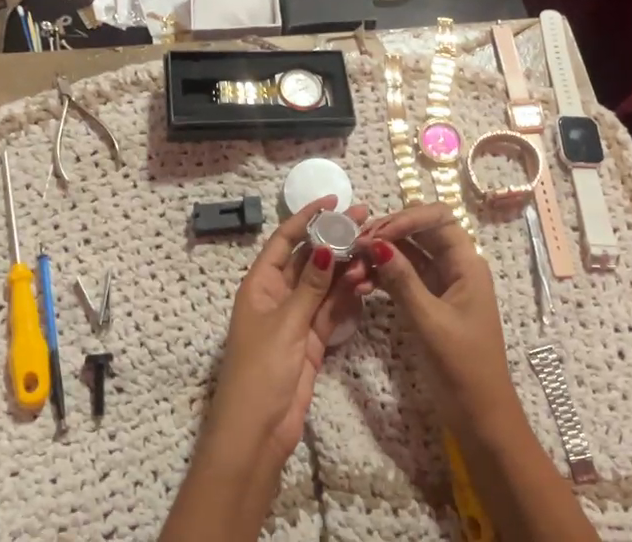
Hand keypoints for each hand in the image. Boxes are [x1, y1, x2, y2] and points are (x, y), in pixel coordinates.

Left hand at [206, 197, 369, 458]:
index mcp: (259, 284)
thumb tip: (324, 247)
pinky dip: (347, 296)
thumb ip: (310, 287)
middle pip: (308, 258)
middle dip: (334, 239)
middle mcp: (277, 295)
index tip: (333, 200)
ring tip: (373, 249)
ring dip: (345, 267)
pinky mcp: (312, 340)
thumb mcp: (285, 324)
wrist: (258, 431)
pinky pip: (331, 309)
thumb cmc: (260, 371)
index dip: (306, 218)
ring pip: (324, 283)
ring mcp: (296, 317)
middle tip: (366, 220)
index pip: (284, 240)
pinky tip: (367, 281)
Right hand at [357, 202, 514, 417]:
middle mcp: (455, 266)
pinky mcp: (427, 303)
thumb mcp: (429, 321)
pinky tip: (360, 285)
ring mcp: (440, 284)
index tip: (375, 233)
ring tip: (352, 269)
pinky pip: (402, 277)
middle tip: (354, 247)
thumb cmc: (462, 366)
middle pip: (419, 232)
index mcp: (467, 263)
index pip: (438, 218)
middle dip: (387, 235)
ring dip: (379, 257)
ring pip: (407, 255)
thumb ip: (402, 280)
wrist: (479, 415)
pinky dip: (382, 277)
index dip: (406, 218)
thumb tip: (374, 243)